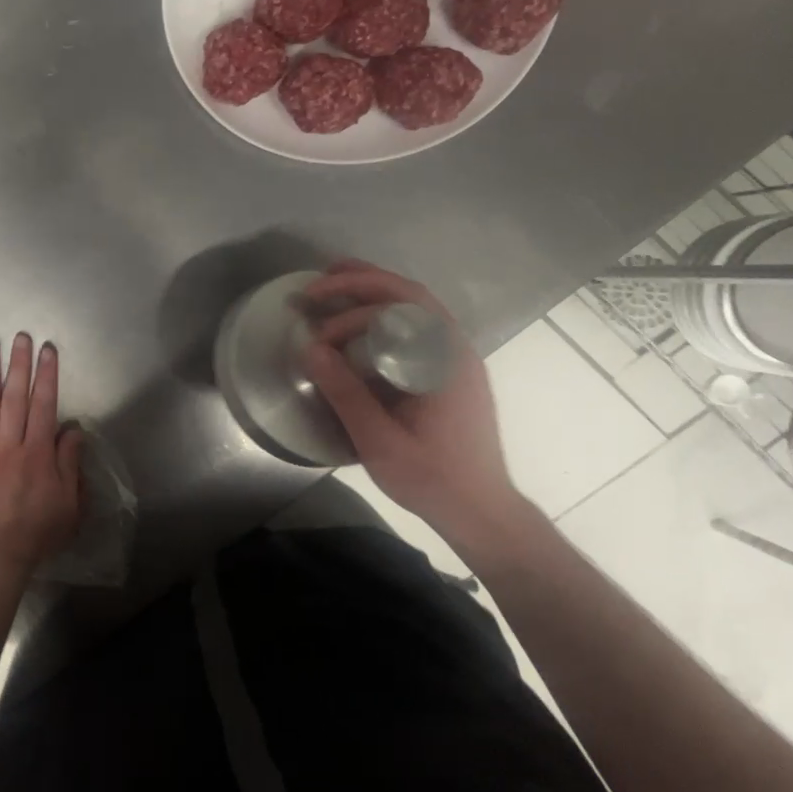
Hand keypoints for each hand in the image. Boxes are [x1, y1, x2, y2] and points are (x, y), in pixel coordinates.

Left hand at [0, 333, 83, 579]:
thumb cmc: (38, 532)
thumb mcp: (70, 504)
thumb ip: (71, 463)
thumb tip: (72, 428)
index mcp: (39, 454)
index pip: (45, 405)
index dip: (47, 375)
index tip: (47, 350)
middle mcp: (11, 445)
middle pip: (16, 397)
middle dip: (20, 364)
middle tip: (20, 336)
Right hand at [300, 260, 523, 540]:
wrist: (481, 510)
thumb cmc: (432, 479)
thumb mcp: (379, 441)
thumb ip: (346, 393)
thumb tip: (311, 350)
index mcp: (445, 364)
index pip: (400, 311)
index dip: (351, 315)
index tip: (316, 338)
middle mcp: (457, 352)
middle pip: (411, 295)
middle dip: (362, 281)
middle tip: (318, 282)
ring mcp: (457, 361)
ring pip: (417, 306)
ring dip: (375, 291)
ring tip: (334, 286)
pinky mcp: (450, 373)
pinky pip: (418, 326)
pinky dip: (386, 313)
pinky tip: (359, 325)